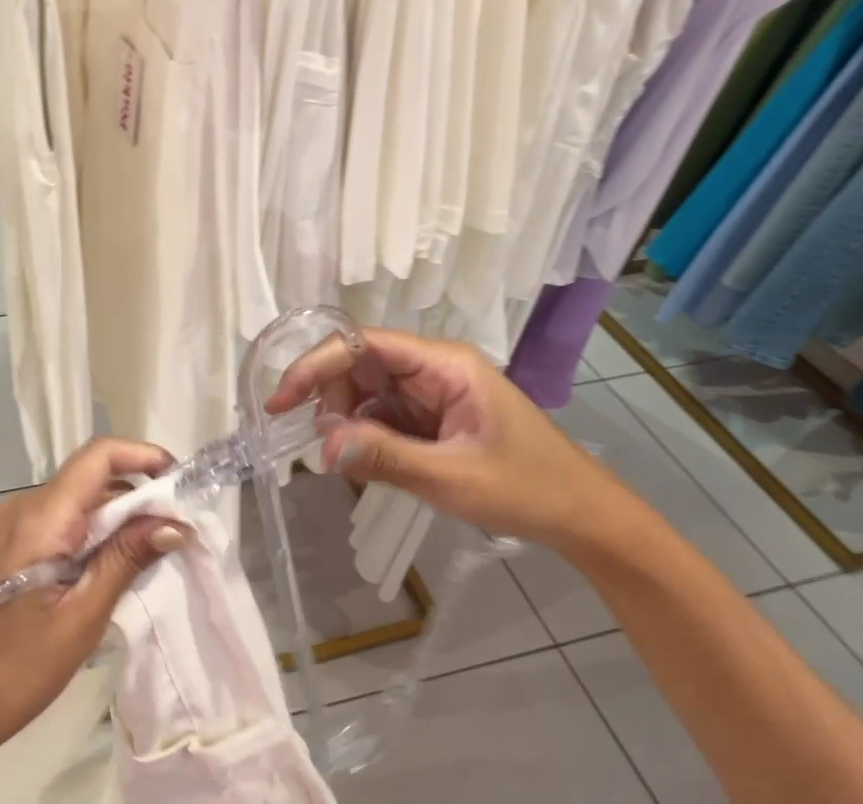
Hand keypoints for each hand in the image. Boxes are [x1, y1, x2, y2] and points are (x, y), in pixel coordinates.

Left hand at [0, 438, 185, 803]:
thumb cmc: (14, 668)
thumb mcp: (81, 617)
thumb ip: (125, 560)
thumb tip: (174, 523)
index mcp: (40, 516)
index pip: (98, 456)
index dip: (143, 455)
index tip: (181, 483)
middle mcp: (21, 507)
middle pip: (89, 479)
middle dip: (137, 496)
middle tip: (175, 533)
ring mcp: (7, 527)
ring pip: (74, 503)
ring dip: (114, 520)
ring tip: (147, 558)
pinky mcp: (3, 548)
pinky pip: (56, 524)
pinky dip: (88, 536)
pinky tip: (105, 573)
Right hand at [266, 327, 625, 551]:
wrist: (581, 517)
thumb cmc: (526, 489)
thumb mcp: (451, 478)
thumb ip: (384, 457)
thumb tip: (320, 449)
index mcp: (444, 364)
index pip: (364, 344)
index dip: (317, 365)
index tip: (281, 401)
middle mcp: (433, 368)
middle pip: (359, 364)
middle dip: (329, 397)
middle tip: (317, 443)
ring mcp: (432, 392)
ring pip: (366, 390)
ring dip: (344, 419)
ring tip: (344, 458)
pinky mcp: (432, 416)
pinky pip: (382, 413)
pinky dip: (363, 433)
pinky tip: (362, 460)